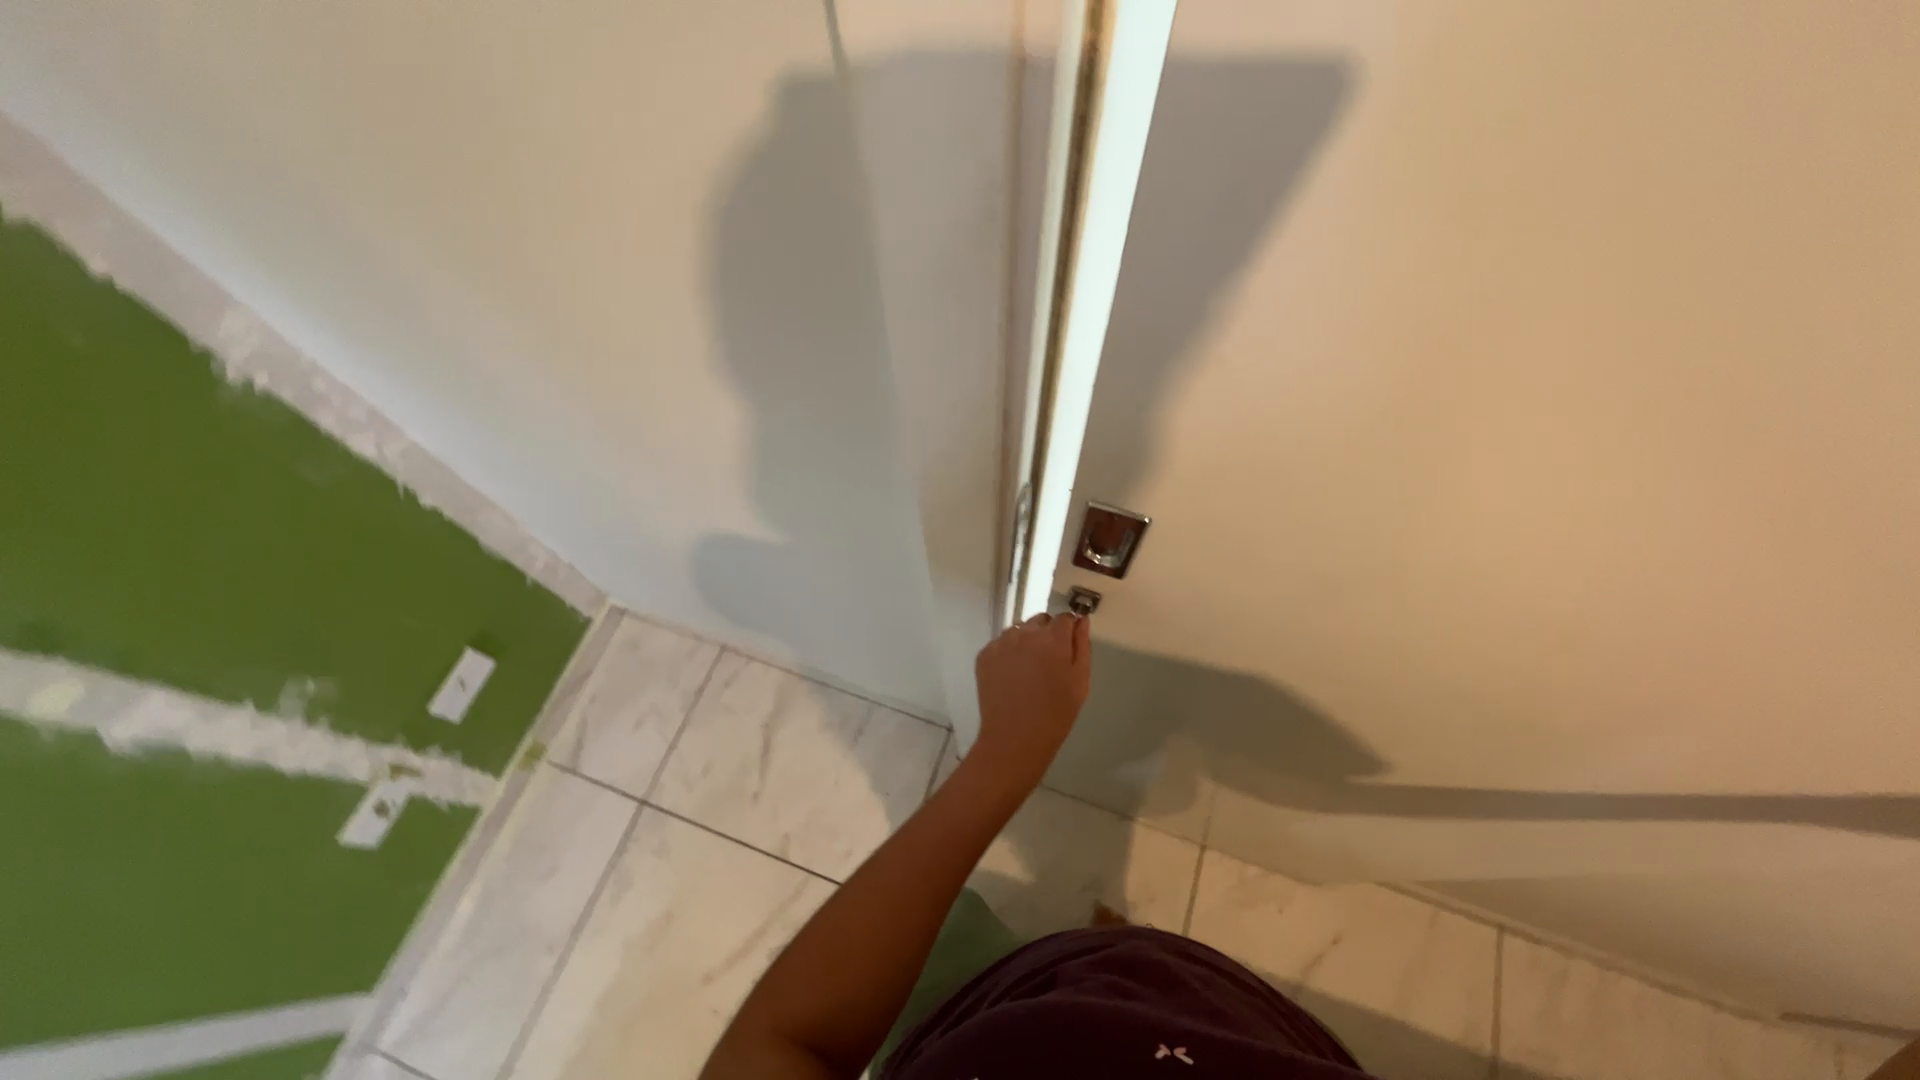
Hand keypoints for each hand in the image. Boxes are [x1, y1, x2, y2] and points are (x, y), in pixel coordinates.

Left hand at [970, 612, 1091, 787]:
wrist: (1015, 738)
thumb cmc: (1056, 713)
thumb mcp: (1080, 680)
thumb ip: (1082, 645)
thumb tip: (1081, 620)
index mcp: (1052, 638)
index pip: (1064, 617)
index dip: (1068, 631)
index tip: (1067, 649)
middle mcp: (1025, 633)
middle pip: (1040, 621)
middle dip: (1047, 635)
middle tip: (1048, 664)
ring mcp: (1001, 642)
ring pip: (1019, 631)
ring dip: (1026, 642)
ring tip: (1028, 672)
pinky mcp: (984, 655)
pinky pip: (1001, 644)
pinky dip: (1008, 654)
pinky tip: (1012, 677)